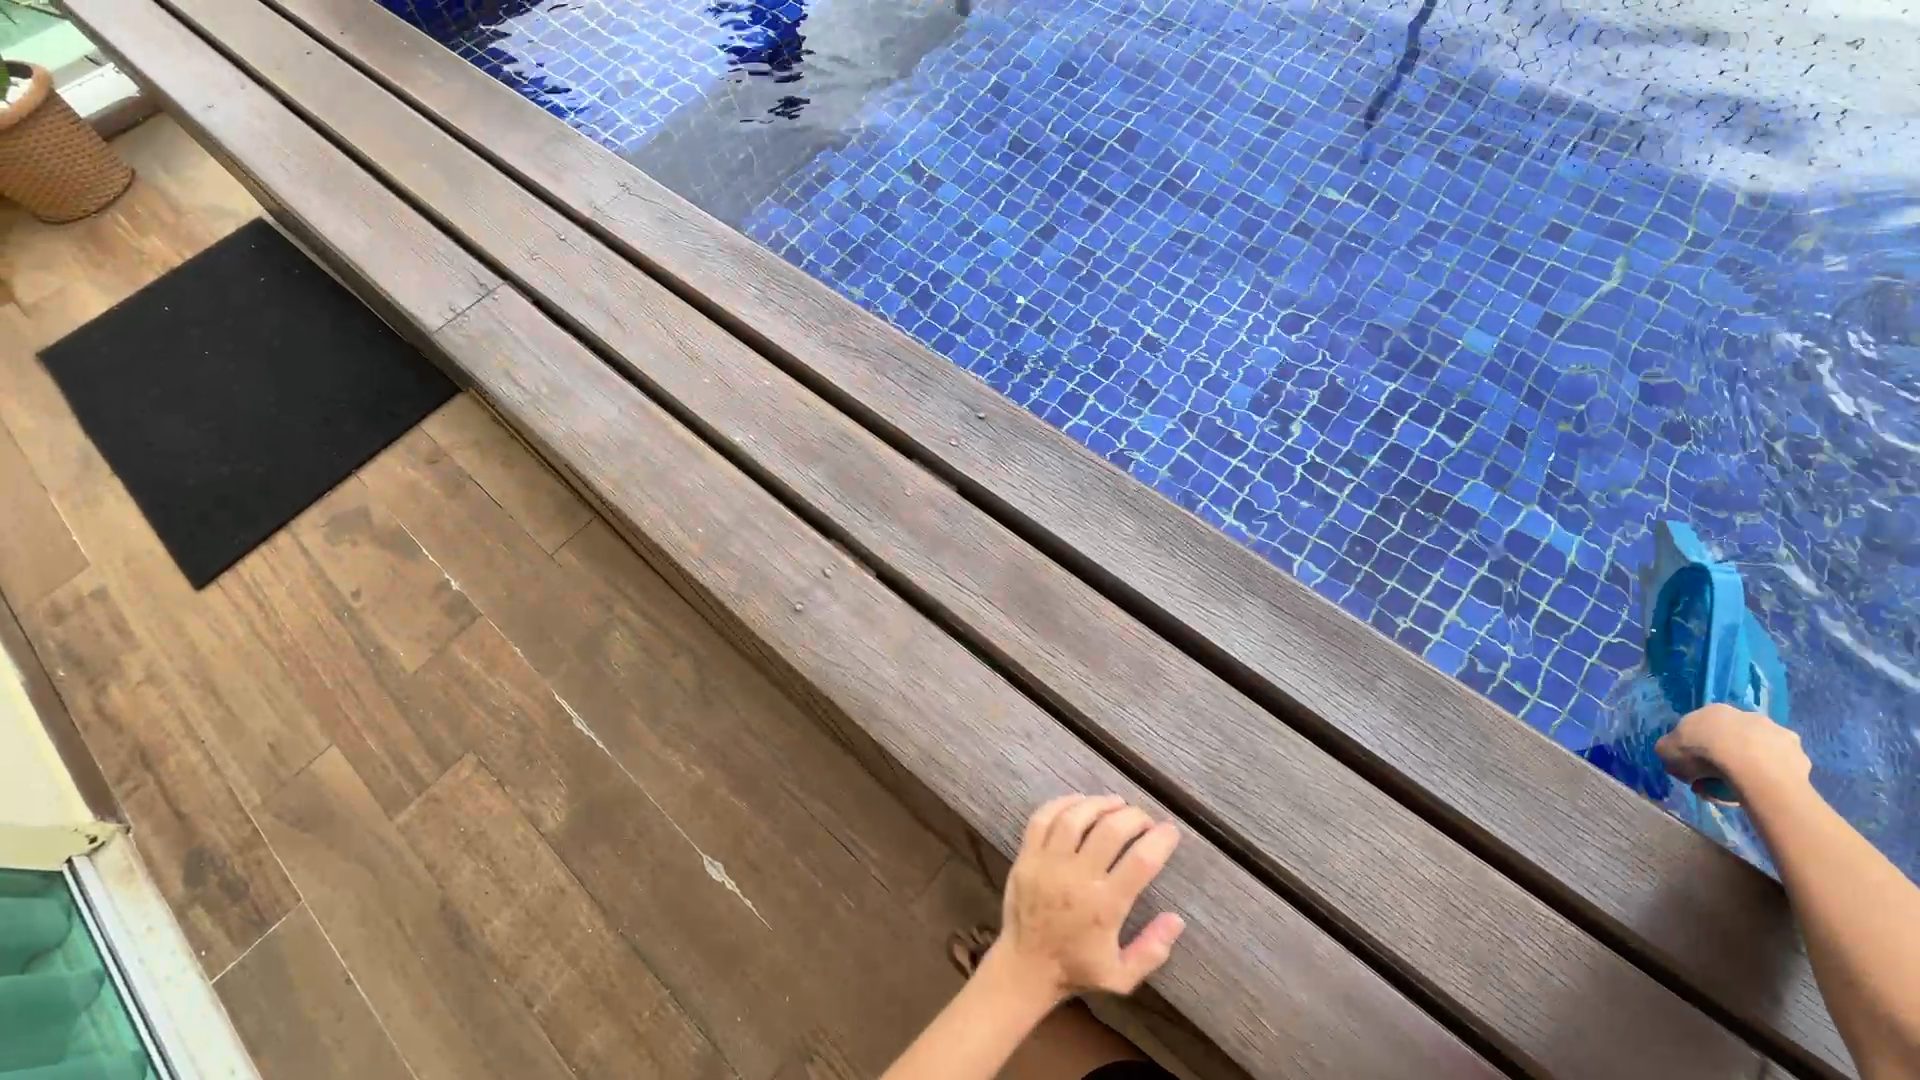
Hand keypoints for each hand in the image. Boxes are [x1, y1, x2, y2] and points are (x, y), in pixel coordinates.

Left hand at [986, 794, 1184, 1004]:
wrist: (1024, 968)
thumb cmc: (1076, 970)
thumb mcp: (1121, 976)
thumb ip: (1152, 950)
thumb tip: (1177, 919)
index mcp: (1105, 907)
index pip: (1141, 861)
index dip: (1160, 840)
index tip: (1170, 830)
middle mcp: (1077, 880)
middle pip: (1110, 830)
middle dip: (1134, 817)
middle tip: (1144, 818)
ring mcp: (1048, 865)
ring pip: (1075, 818)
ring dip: (1099, 804)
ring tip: (1116, 803)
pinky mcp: (1026, 858)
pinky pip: (1042, 819)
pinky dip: (1063, 803)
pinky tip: (1080, 802)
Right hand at [1656, 703, 1810, 799]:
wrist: (1750, 767)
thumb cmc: (1701, 753)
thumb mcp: (1666, 751)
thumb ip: (1671, 750)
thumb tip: (1680, 757)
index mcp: (1713, 711)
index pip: (1702, 726)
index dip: (1696, 746)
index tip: (1693, 765)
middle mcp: (1747, 715)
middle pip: (1733, 736)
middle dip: (1725, 754)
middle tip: (1716, 778)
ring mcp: (1777, 732)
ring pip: (1759, 750)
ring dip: (1750, 764)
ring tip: (1741, 787)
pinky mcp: (1798, 753)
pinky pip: (1780, 766)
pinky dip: (1771, 776)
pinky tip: (1762, 788)